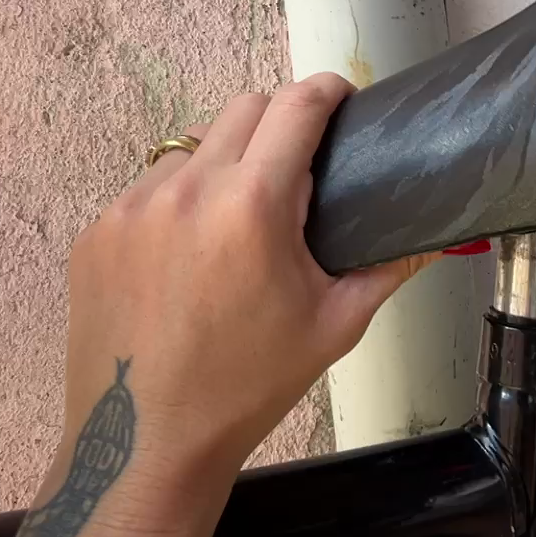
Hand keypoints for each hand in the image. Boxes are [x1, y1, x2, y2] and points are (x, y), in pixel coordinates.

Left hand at [15, 73, 435, 536]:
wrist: (143, 446)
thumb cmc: (251, 384)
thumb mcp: (336, 323)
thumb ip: (391, 266)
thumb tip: (437, 235)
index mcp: (252, 203)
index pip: (297, 105)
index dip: (328, 90)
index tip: (342, 99)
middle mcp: (187, 188)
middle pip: (246, 106)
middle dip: (281, 120)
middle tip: (298, 163)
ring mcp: (132, 206)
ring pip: (196, 143)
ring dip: (227, 159)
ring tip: (239, 211)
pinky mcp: (98, 229)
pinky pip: (152, 183)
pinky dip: (182, 195)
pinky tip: (190, 246)